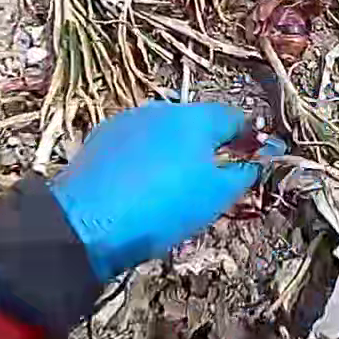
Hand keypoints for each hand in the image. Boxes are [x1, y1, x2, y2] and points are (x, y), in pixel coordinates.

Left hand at [51, 102, 260, 280]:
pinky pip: (139, 145)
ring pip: (167, 134)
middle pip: (200, 124)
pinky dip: (149, 160)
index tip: (256, 160)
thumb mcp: (218, 195)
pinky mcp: (100, 141)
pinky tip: (147, 186)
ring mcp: (127, 123)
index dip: (250, 139)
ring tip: (179, 185)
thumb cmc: (163, 205)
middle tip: (218, 177)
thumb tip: (255, 163)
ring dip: (180, 152)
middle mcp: (163, 110)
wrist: (82, 227)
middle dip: (213, 146)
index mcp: (197, 117)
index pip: (236, 118)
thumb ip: (244, 173)